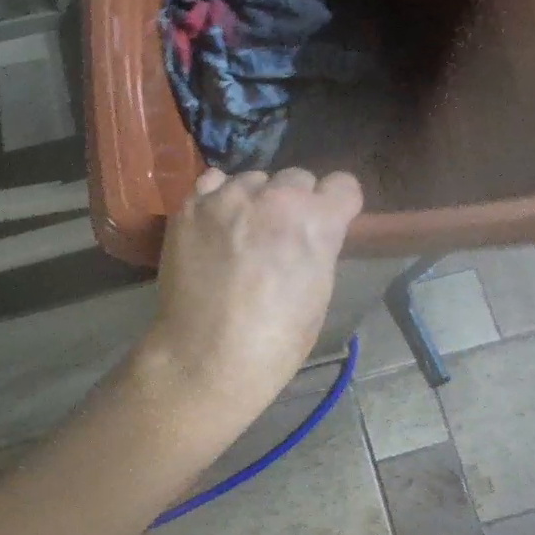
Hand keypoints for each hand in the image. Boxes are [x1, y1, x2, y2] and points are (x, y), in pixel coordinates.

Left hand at [141, 167, 363, 416]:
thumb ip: (318, 248)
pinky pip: (212, 183)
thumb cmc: (274, 341)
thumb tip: (310, 234)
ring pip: (252, 179)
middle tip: (280, 235)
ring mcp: (228, 198)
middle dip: (295, 202)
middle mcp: (275, 198)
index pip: (343, 184)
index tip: (328, 220)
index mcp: (316, 221)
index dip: (337, 205)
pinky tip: (215, 225)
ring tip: (241, 234)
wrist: (205, 356)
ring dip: (254, 200)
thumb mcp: (319, 293)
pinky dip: (218, 198)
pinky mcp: (192, 206)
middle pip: (296, 178)